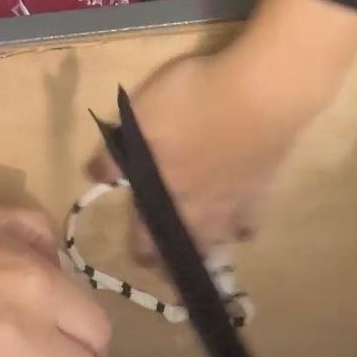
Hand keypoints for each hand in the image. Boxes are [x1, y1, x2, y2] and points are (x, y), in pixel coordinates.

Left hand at [87, 51, 319, 258]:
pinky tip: (237, 214)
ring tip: (203, 240)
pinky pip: (249, 222)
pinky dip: (240, 225)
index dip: (140, 252)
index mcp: (162, 199)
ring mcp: (235, 207)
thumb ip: (114, 153)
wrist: (259, 94)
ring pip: (220, 243)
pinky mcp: (263, 192)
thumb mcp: (138, 117)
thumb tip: (93, 177)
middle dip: (176, 262)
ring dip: (209, 245)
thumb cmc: (191, 103)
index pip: (146, 245)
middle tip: (171, 259)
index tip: (138, 250)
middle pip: (188, 255)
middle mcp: (199, 215)